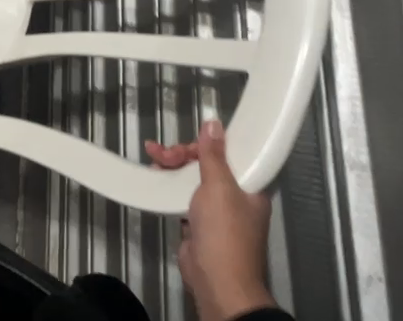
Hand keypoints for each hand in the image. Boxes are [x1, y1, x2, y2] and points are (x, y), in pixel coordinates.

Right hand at [144, 120, 276, 320]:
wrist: (216, 280)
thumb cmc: (224, 231)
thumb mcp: (219, 186)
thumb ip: (213, 154)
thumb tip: (214, 122)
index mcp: (250, 187)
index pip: (230, 154)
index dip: (209, 143)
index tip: (190, 138)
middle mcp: (235, 196)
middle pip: (207, 164)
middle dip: (183, 154)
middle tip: (162, 153)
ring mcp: (215, 211)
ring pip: (192, 178)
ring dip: (171, 166)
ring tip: (153, 160)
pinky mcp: (197, 222)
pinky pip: (181, 195)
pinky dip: (168, 185)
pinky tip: (154, 176)